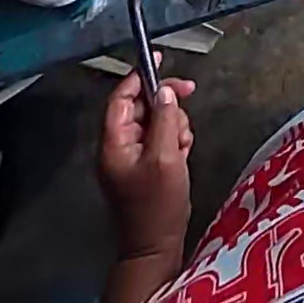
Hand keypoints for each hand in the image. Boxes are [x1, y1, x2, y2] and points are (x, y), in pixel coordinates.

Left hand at [98, 59, 196, 258]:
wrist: (157, 245)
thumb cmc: (158, 203)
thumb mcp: (165, 156)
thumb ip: (164, 119)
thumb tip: (165, 90)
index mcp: (114, 143)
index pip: (121, 98)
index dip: (138, 76)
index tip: (158, 58)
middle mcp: (120, 145)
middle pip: (143, 105)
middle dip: (167, 104)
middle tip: (188, 97)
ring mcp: (133, 155)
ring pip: (157, 118)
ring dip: (175, 123)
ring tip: (183, 143)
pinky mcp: (147, 162)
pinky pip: (163, 135)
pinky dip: (176, 137)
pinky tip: (183, 151)